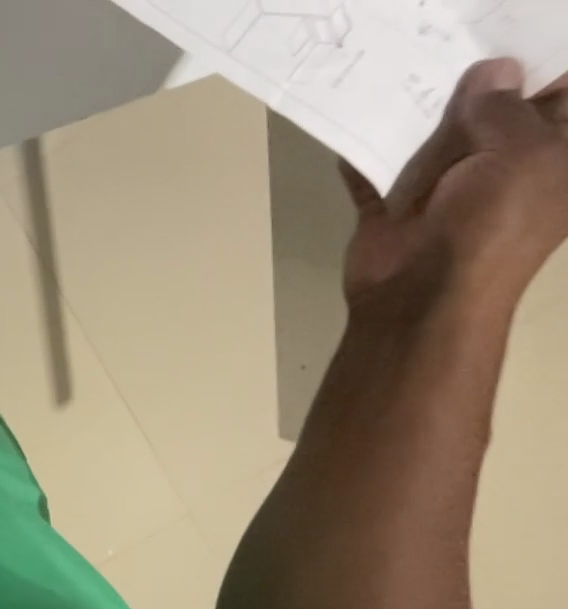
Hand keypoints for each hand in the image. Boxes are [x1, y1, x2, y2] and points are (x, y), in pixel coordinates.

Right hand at [342, 59, 567, 312]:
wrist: (422, 294)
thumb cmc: (495, 221)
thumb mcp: (522, 151)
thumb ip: (502, 107)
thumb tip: (491, 70)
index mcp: (563, 147)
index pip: (563, 88)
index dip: (542, 57)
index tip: (512, 28)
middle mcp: (510, 161)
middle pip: (495, 107)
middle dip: (473, 78)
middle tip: (448, 39)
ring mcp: (450, 186)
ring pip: (434, 137)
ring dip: (413, 114)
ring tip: (394, 70)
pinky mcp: (397, 207)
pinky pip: (376, 175)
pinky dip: (361, 159)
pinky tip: (349, 129)